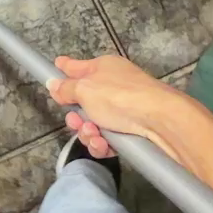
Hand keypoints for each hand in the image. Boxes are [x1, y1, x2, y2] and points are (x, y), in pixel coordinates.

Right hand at [47, 55, 202, 158]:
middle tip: (76, 122)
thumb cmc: (119, 96)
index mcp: (103, 68)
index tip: (53, 71)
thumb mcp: (85, 89)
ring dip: (87, 133)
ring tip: (94, 135)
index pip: (77, 67)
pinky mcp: (129, 132)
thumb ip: (66, 88)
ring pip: (92, 125)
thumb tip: (53, 83)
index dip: (64, 69)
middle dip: (75, 117)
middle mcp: (112, 87)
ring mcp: (122, 110)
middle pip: (82, 103)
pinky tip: (103, 145)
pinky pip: (106, 140)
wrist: (159, 120)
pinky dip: (101, 144)